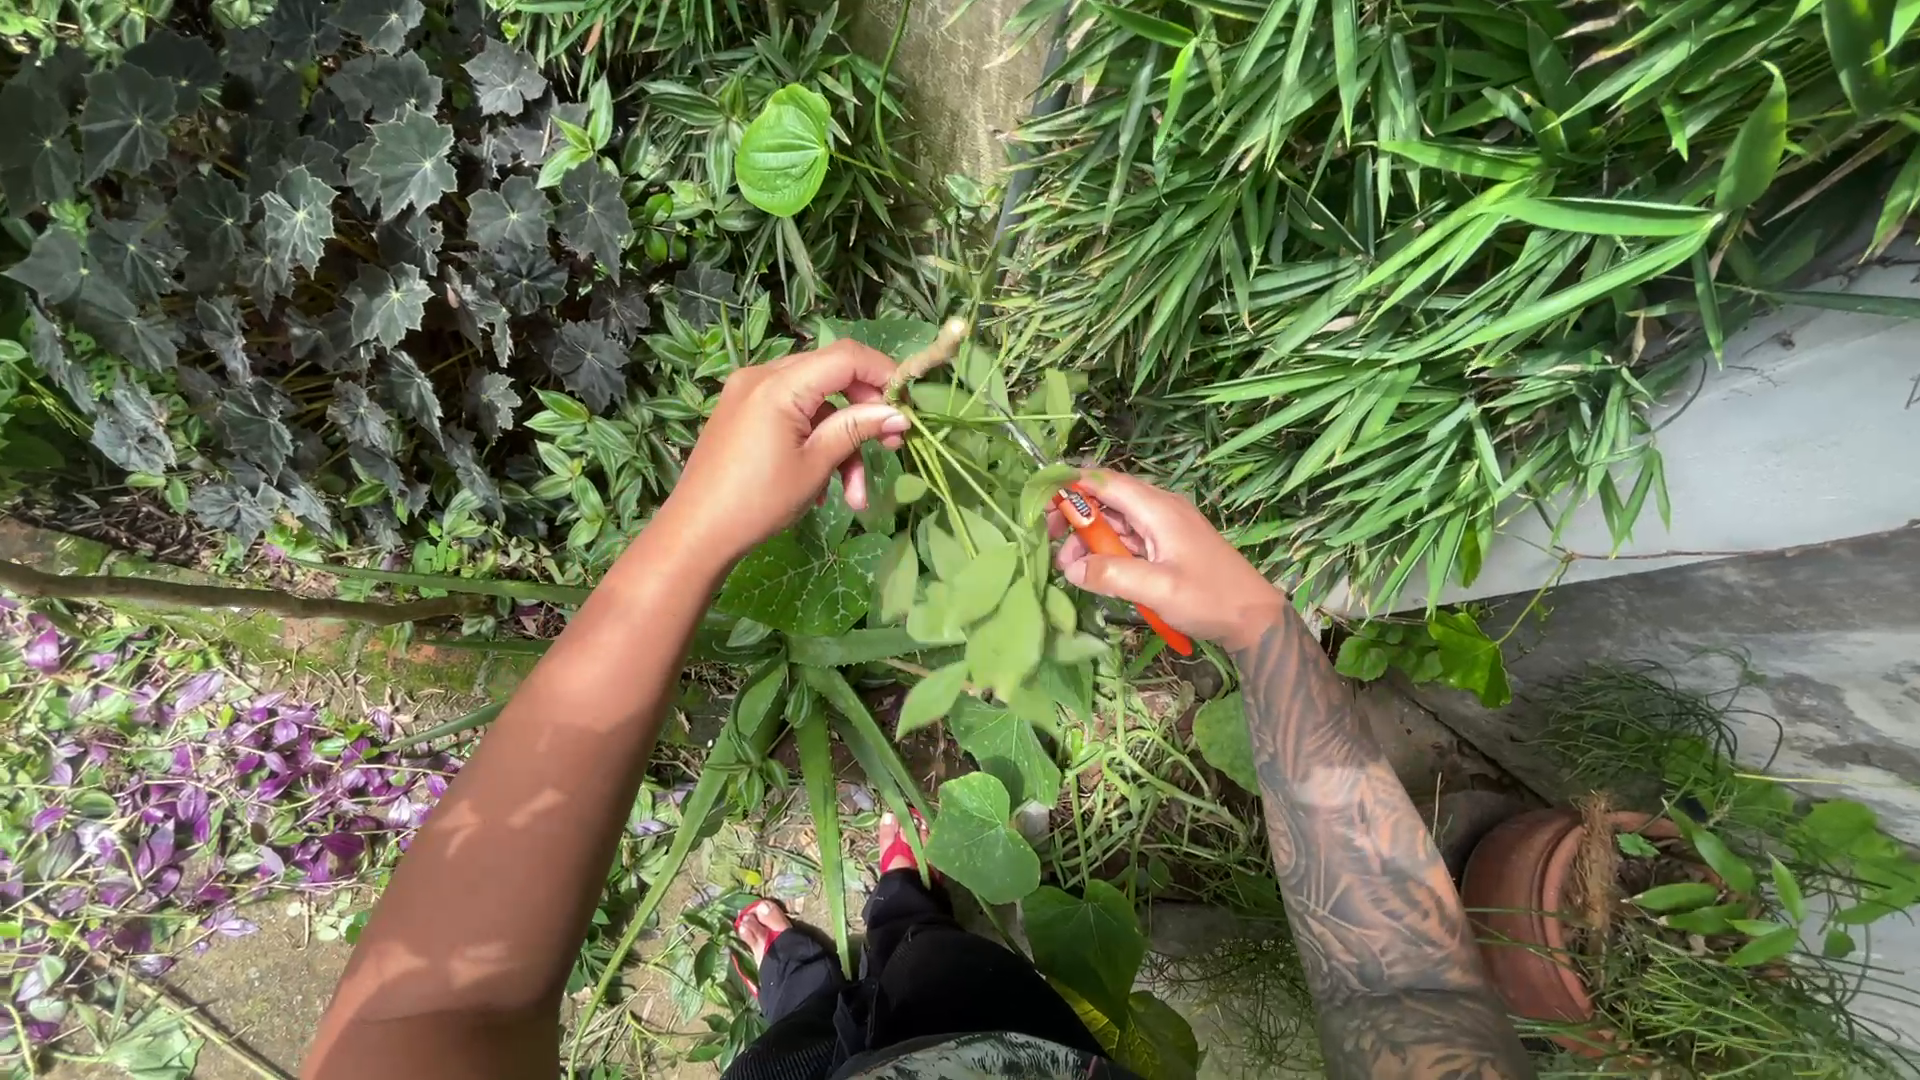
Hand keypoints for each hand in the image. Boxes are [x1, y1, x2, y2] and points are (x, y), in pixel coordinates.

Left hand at [658, 340, 908, 562]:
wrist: (697, 534)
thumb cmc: (758, 501)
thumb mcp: (816, 465)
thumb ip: (857, 430)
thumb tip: (899, 414)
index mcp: (779, 384)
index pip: (846, 357)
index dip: (883, 374)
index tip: (907, 406)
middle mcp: (762, 376)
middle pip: (832, 377)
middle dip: (865, 415)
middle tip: (892, 447)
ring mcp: (749, 394)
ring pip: (816, 405)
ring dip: (841, 445)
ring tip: (854, 496)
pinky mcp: (744, 414)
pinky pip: (793, 417)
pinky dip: (814, 445)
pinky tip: (821, 489)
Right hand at [1048, 470, 1287, 651]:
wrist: (1254, 619)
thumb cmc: (1210, 599)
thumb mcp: (1158, 590)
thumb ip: (1112, 575)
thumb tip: (1073, 569)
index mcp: (1159, 509)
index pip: (1106, 482)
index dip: (1072, 486)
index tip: (1042, 502)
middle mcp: (1160, 510)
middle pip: (1107, 500)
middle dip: (1075, 517)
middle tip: (1050, 540)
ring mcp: (1163, 528)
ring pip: (1115, 523)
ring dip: (1089, 540)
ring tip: (1069, 568)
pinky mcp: (1165, 546)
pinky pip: (1127, 540)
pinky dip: (1106, 552)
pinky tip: (1092, 572)